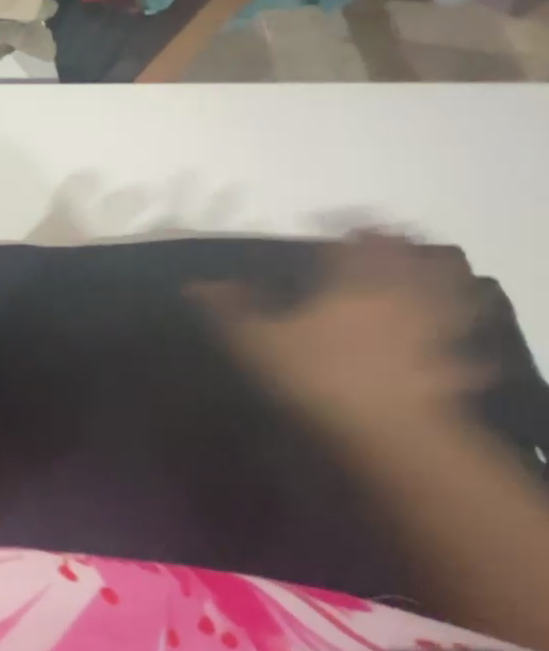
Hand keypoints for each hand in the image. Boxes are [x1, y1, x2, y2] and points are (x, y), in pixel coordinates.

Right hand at [190, 234, 490, 436]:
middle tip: (377, 242)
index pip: (356, 239)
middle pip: (411, 258)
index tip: (324, 221)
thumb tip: (195, 282)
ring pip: (444, 291)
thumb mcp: (255, 340)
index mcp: (358, 281)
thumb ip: (229, 308)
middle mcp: (403, 294)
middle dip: (396, 246)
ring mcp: (433, 327)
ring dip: (434, 279)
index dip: (343, 225)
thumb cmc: (315, 374)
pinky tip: (440, 337)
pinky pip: (455, 339)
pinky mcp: (448, 361)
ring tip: (418, 276)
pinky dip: (449, 332)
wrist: (384, 428)